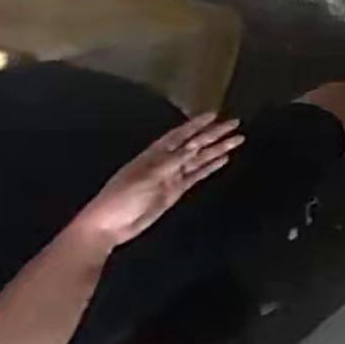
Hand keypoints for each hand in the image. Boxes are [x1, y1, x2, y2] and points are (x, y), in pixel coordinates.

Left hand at [66, 113, 242, 251]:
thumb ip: (172, 162)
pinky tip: (224, 159)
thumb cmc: (119, 200)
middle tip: (234, 123)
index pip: (178, 136)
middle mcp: (164, 164)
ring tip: (238, 139)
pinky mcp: (176, 190)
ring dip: (218, 148)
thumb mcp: (145, 178)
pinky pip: (198, 174)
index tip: (213, 114)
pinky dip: (212, 166)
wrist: (106, 229)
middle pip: (193, 145)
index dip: (194, 125)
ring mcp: (171, 177)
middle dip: (213, 134)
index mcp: (152, 158)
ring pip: (200, 158)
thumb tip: (195, 145)